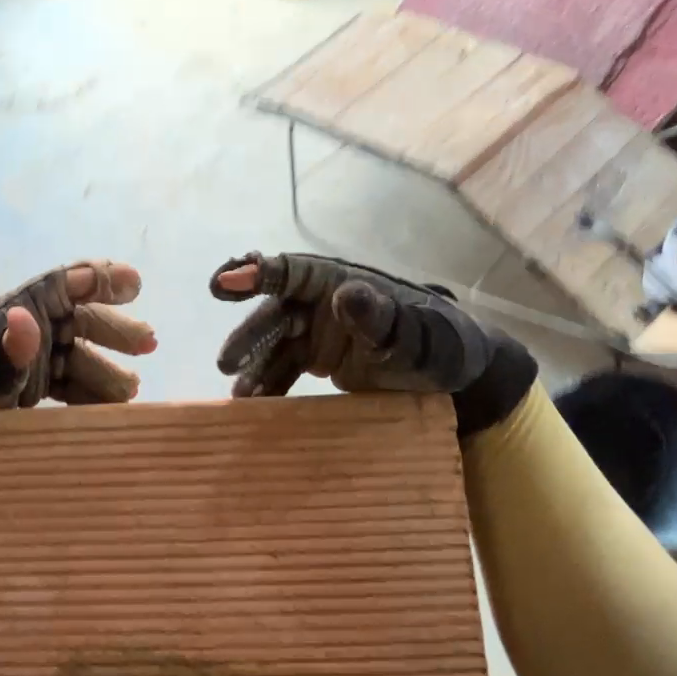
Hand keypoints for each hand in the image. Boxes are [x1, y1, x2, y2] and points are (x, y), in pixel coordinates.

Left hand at [0, 260, 156, 469]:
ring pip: (79, 358)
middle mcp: (28, 332)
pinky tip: (110, 411)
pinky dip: (89, 398)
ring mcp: (30, 364)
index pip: (63, 284)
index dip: (100, 278)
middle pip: (81, 320)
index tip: (135, 283)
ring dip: (108, 370)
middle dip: (114, 328)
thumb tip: (28, 316)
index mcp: (15, 311)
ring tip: (131, 390)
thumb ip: (2, 350)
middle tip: (148, 343)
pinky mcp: (28, 393)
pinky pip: (68, 389)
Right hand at [209, 252, 535, 436]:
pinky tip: (254, 403)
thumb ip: (381, 316)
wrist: (453, 377)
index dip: (256, 273)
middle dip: (249, 335)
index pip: (293, 273)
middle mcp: (320, 302)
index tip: (223, 283)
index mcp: (340, 282)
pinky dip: (267, 383)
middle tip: (225, 363)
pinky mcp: (316, 358)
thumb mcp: (414, 333)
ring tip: (239, 397)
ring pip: (274, 344)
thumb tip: (343, 294)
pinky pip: (283, 368)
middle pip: (276, 313)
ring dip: (254, 366)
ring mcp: (316, 331)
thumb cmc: (437, 344)